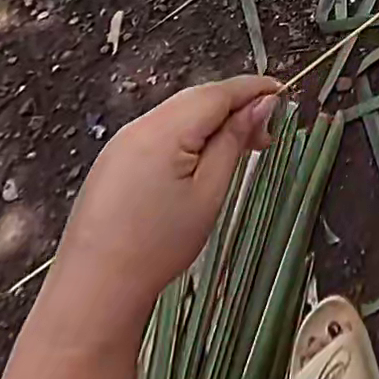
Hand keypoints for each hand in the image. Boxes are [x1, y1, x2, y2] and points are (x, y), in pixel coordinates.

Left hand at [54, 76, 280, 317]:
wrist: (94, 290)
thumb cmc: (158, 245)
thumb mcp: (210, 191)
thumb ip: (235, 140)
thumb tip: (262, 105)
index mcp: (163, 132)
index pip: (218, 92)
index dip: (253, 88)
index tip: (283, 92)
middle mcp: (139, 127)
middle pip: (199, 96)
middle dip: (237, 104)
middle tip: (267, 132)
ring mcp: (123, 141)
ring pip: (181, 110)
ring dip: (215, 117)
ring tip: (242, 145)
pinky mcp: (116, 157)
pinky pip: (163, 127)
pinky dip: (192, 130)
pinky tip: (206, 154)